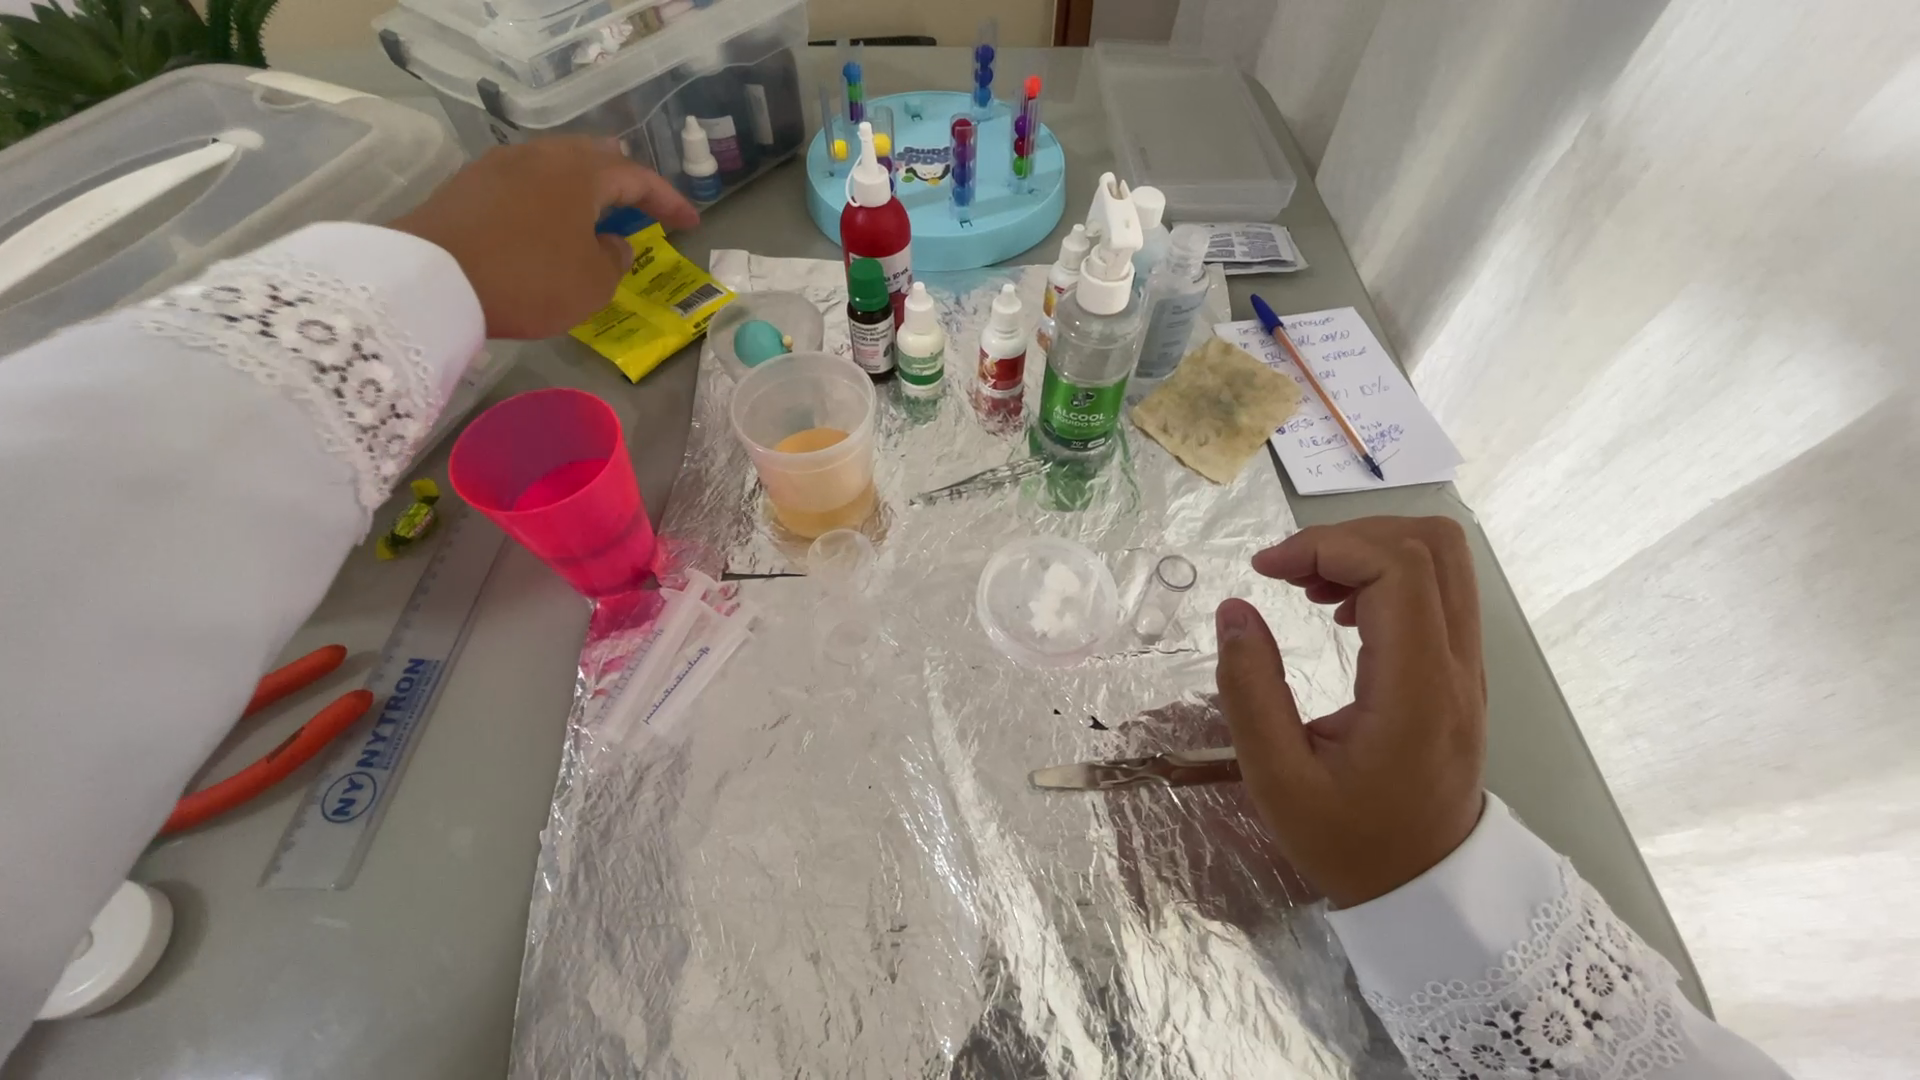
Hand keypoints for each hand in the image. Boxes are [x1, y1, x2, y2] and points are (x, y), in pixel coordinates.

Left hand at [389, 137, 699, 339]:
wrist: (432, 278)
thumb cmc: (531, 278)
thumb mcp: (594, 282)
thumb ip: (615, 258)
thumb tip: (612, 241)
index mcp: (581, 173)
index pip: (637, 178)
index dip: (669, 201)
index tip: (691, 222)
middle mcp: (541, 156)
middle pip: (593, 157)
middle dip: (625, 180)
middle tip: (645, 202)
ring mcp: (499, 166)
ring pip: (556, 166)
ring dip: (585, 188)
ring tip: (600, 210)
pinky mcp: (470, 186)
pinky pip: (527, 182)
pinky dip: (552, 198)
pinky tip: (553, 220)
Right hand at [1213, 516, 1487, 907]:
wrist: (1427, 888)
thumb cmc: (1348, 839)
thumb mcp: (1276, 778)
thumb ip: (1250, 689)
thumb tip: (1234, 609)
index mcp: (1417, 690)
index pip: (1397, 568)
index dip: (1324, 547)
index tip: (1264, 571)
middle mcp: (1457, 665)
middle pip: (1432, 544)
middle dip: (1348, 537)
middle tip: (1289, 572)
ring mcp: (1467, 665)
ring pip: (1440, 559)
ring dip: (1367, 552)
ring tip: (1309, 589)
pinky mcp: (1459, 671)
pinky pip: (1435, 589)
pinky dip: (1383, 576)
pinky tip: (1340, 611)